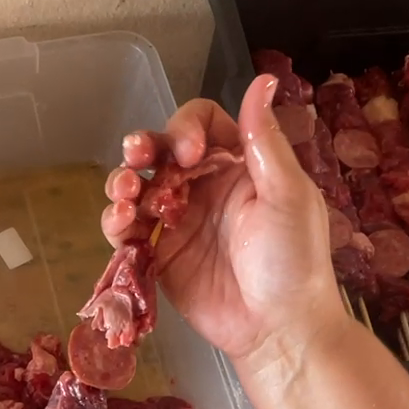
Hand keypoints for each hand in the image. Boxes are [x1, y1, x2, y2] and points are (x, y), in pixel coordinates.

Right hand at [103, 73, 346, 369]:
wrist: (276, 328)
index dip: (186, 128)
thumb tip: (262, 80)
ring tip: (124, 197)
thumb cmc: (293, 262)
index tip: (188, 154)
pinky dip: (116, 224)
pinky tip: (120, 225)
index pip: (201, 124)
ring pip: (138, 188)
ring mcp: (178, 222)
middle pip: (160, 152)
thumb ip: (265, 141)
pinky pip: (128, 231)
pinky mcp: (159, 256)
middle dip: (142, 150)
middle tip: (136, 160)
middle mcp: (204, 187)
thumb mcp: (288, 196)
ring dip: (123, 185)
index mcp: (239, 165)